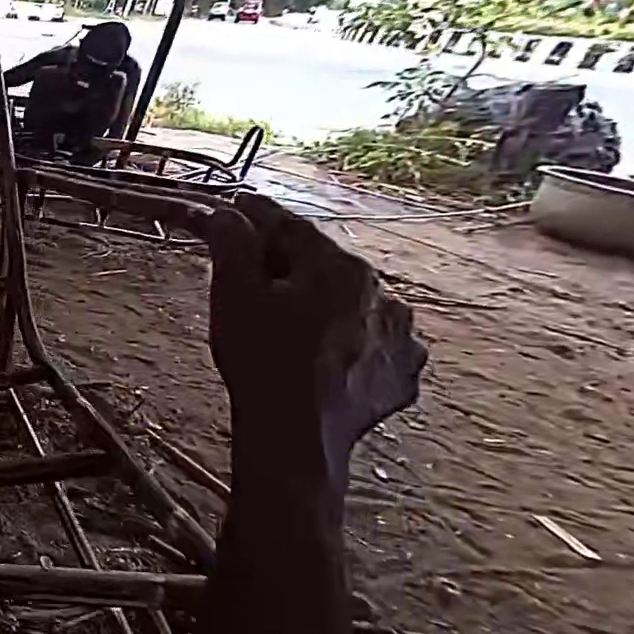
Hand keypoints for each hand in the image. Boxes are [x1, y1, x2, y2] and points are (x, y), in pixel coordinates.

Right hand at [203, 193, 425, 491]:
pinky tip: (317, 349)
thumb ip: (233, 243)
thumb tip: (229, 211)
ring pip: (348, 299)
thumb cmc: (259, 355)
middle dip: (284, 258)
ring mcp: (403, 334)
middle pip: (321, 261)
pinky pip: (368, 336)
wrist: (297, 432)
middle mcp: (383, 292)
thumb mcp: (233, 292)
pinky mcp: (405, 369)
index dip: (254, 211)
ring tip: (283, 316)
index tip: (233, 202)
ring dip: (317, 297)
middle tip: (247, 269)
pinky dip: (342, 333)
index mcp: (340, 267)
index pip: (289, 225)